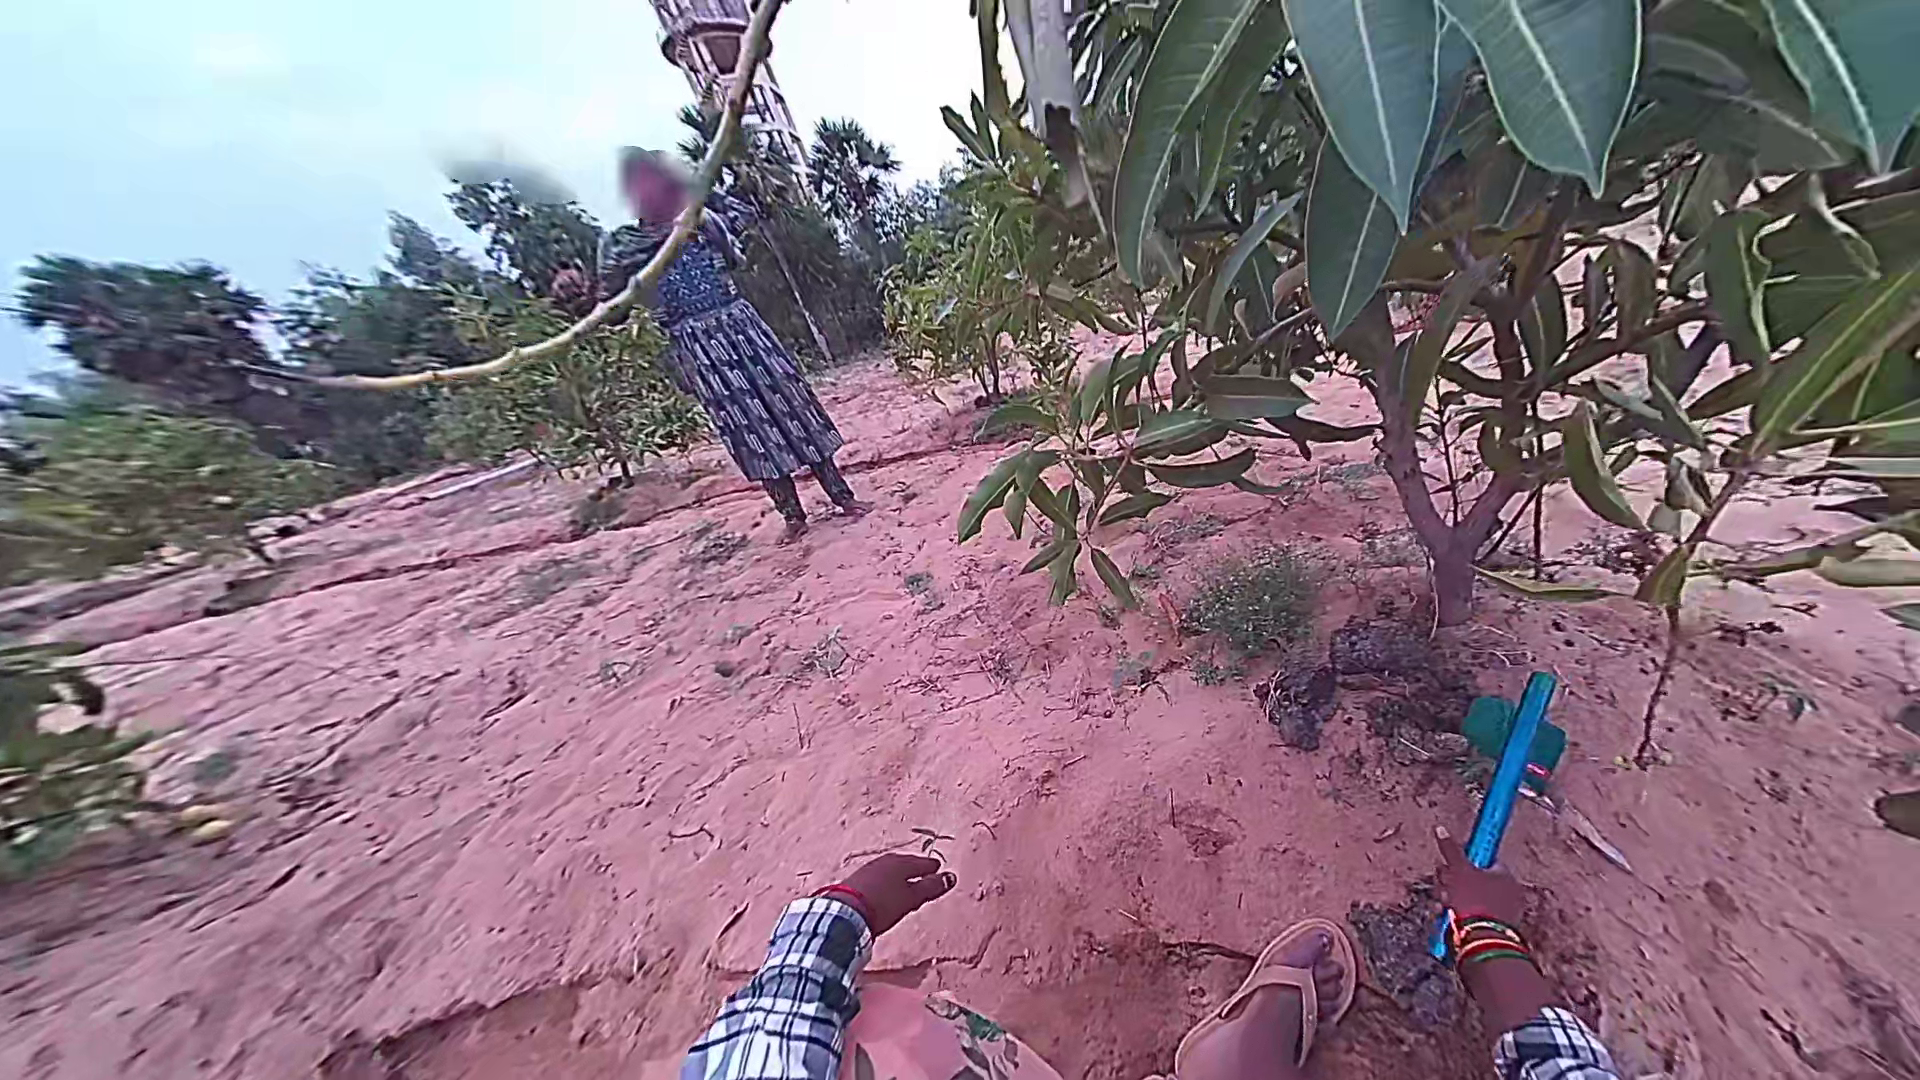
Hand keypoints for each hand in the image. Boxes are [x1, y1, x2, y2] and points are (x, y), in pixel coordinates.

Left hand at [839, 853, 956, 935]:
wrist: (844, 912)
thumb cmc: (883, 905)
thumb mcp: (911, 898)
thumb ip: (931, 887)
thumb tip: (951, 877)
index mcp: (901, 863)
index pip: (922, 863)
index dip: (931, 868)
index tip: (939, 868)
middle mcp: (886, 862)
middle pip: (906, 863)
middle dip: (916, 867)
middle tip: (925, 871)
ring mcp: (870, 869)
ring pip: (891, 868)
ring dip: (900, 873)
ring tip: (906, 879)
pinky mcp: (858, 880)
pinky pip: (879, 875)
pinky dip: (887, 879)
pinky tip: (885, 887)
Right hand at [1434, 826, 1526, 926]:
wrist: (1482, 939)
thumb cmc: (1474, 899)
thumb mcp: (1458, 868)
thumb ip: (1450, 849)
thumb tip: (1441, 828)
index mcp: (1506, 877)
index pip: (1485, 859)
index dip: (1466, 858)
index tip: (1453, 861)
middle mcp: (1508, 894)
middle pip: (1472, 877)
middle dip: (1452, 878)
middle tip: (1445, 882)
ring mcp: (1500, 912)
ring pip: (1466, 894)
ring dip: (1449, 895)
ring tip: (1444, 901)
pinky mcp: (1490, 927)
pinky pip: (1468, 911)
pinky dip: (1455, 910)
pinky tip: (1446, 913)